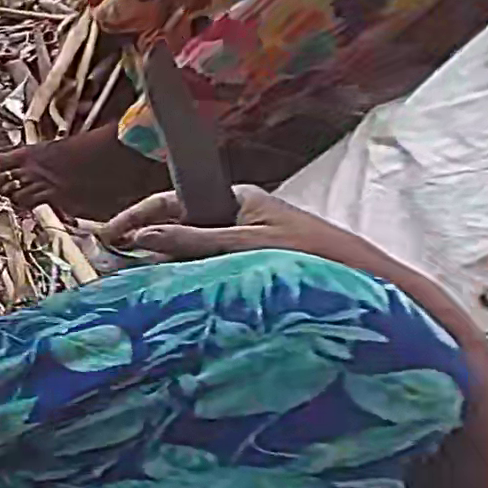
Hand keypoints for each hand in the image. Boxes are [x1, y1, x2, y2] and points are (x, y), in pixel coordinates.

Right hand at [97, 185, 409, 280]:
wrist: (381, 288)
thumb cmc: (317, 257)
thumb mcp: (246, 246)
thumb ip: (191, 239)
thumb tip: (139, 236)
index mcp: (235, 199)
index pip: (169, 200)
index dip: (134, 216)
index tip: (106, 234)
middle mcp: (234, 215)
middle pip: (173, 222)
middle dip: (141, 238)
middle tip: (110, 257)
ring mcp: (241, 239)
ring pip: (186, 245)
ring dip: (160, 259)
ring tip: (130, 275)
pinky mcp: (247, 262)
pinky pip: (202, 262)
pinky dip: (180, 272)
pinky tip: (166, 287)